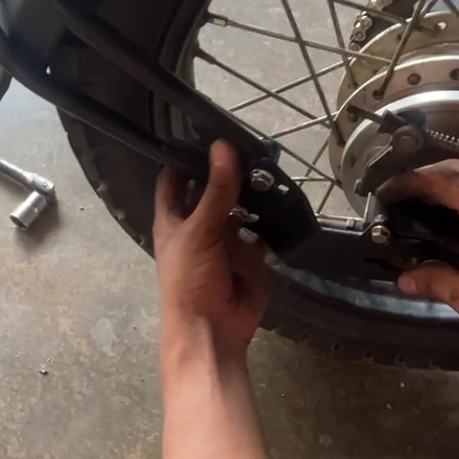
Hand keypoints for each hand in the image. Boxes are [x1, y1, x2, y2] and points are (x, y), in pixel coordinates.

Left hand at [153, 141, 270, 362]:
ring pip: (241, 209)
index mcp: (174, 220)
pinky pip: (263, 234)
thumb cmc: (190, 281)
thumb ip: (215, 191)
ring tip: (272, 163)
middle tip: (251, 141)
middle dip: (229, 172)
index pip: (174, 179)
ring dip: (253, 193)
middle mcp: (199, 227)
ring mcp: (227, 241)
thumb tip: (224, 147)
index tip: (205, 130)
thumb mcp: (199, 231)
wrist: (213, 328)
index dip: (185, 156)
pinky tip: (284, 199)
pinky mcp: (251, 257)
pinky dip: (272, 222)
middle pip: (213, 191)